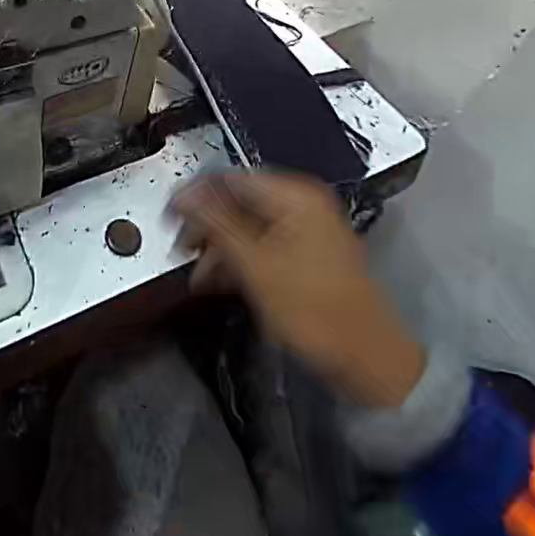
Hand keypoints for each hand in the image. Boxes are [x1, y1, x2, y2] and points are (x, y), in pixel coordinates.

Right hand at [171, 171, 423, 408]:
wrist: (365, 357)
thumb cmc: (313, 310)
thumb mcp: (254, 265)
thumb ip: (216, 224)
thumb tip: (183, 195)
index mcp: (295, 195)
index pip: (232, 178)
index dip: (196, 196)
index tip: (169, 217)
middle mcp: (303, 203)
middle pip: (240, 201)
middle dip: (208, 226)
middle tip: (182, 249)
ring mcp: (307, 228)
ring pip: (250, 225)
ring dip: (221, 247)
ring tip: (198, 275)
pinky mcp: (307, 253)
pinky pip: (265, 244)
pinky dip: (242, 259)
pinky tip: (220, 281)